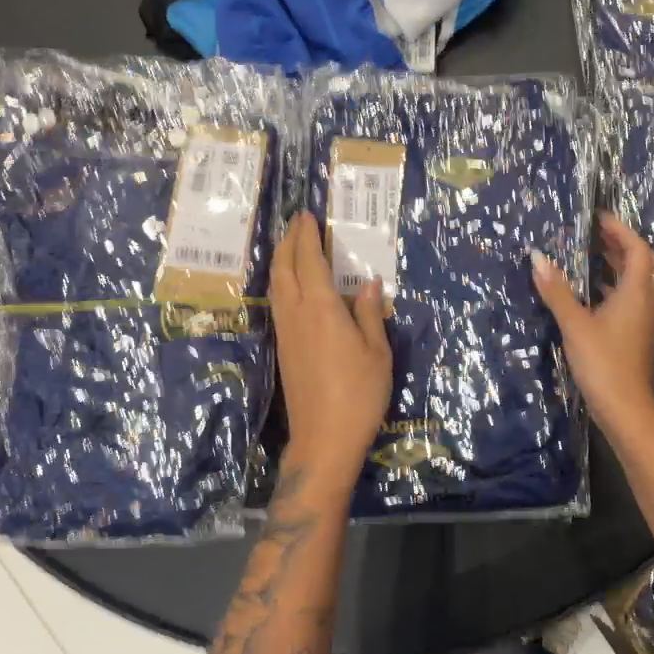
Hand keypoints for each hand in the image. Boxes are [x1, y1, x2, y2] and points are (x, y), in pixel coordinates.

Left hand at [270, 212, 391, 481]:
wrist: (324, 438)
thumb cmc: (360, 394)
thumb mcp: (377, 353)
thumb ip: (368, 314)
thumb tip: (367, 284)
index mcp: (321, 308)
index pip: (309, 260)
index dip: (308, 236)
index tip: (308, 216)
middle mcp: (296, 314)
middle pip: (284, 267)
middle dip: (289, 242)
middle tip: (299, 224)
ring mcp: (285, 332)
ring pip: (276, 285)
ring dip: (282, 260)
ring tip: (293, 247)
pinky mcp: (283, 349)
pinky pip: (278, 302)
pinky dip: (283, 282)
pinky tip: (294, 286)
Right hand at [531, 212, 653, 430]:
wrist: (625, 407)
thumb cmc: (603, 362)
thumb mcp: (575, 324)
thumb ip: (557, 291)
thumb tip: (537, 257)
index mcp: (637, 292)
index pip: (637, 249)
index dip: (621, 230)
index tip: (598, 218)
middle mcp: (646, 302)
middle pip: (642, 263)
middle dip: (621, 245)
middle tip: (595, 234)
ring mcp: (643, 320)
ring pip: (636, 283)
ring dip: (617, 267)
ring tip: (589, 256)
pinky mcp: (636, 336)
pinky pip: (629, 300)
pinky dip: (613, 288)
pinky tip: (590, 293)